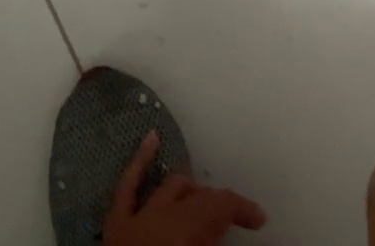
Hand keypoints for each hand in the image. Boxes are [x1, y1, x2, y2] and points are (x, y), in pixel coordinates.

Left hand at [105, 132, 266, 245]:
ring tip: (206, 200)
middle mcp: (158, 222)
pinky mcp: (114, 225)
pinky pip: (127, 187)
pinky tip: (152, 139)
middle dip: (220, 206)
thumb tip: (224, 228)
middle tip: (236, 223)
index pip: (218, 208)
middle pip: (198, 200)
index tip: (260, 219)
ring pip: (171, 189)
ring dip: (191, 191)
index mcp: (181, 237)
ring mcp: (133, 220)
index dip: (242, 208)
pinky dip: (140, 162)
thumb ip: (211, 245)